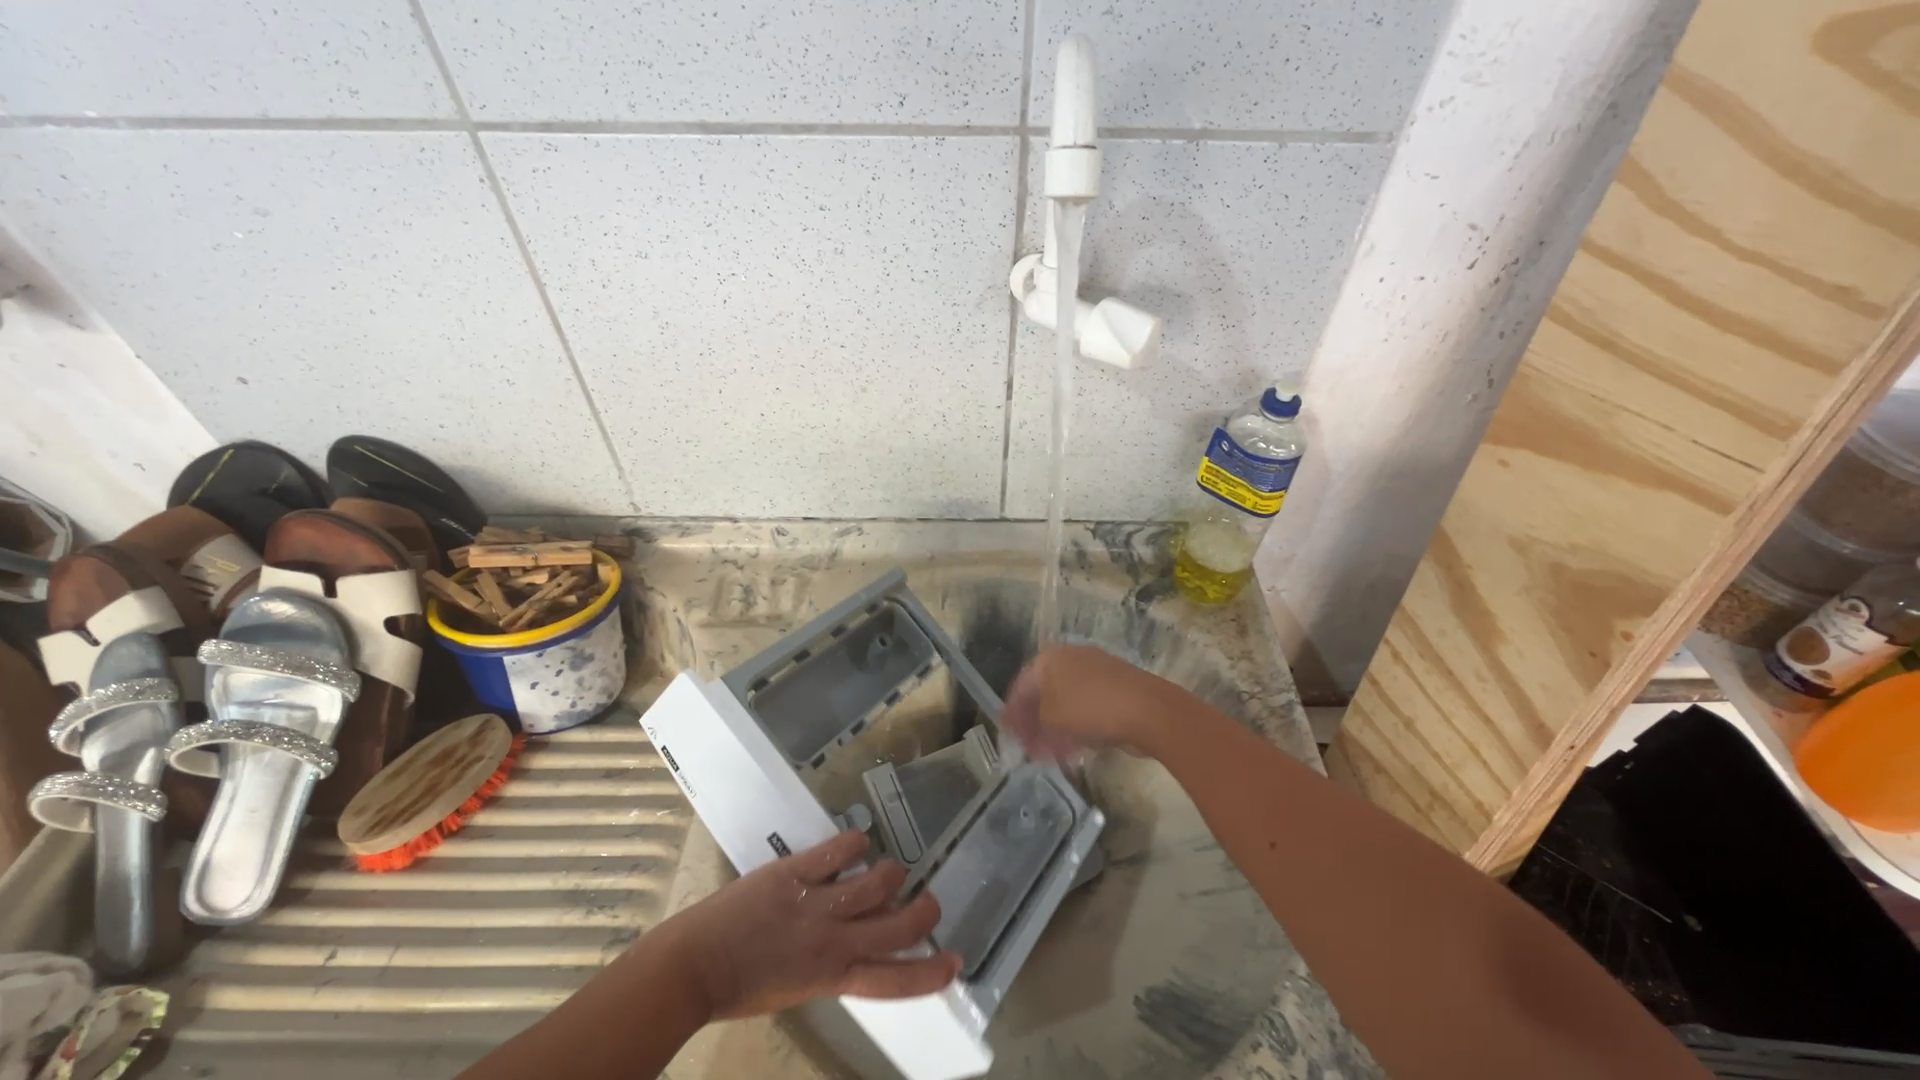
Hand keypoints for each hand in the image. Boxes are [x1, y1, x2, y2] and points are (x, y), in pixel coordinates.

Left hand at [648, 830, 960, 1019]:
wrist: (693, 967)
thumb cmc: (739, 987)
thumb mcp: (796, 988)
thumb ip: (829, 967)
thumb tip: (854, 944)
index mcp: (833, 977)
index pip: (895, 979)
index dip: (930, 972)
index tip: (955, 962)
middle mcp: (833, 941)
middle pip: (898, 926)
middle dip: (924, 912)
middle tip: (930, 901)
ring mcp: (816, 904)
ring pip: (877, 882)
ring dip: (892, 874)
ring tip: (893, 871)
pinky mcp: (794, 874)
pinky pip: (837, 852)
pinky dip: (855, 842)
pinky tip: (861, 839)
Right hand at [1002, 644, 1177, 760]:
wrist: (1148, 710)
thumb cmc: (1089, 708)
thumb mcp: (1051, 718)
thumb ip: (1033, 724)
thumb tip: (1027, 730)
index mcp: (1050, 659)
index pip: (1021, 686)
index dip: (1012, 712)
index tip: (1006, 735)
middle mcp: (1071, 659)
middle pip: (1044, 695)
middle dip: (1034, 724)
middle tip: (1028, 750)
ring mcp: (1096, 673)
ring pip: (1066, 704)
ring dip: (1054, 730)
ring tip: (1049, 757)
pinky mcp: (1116, 690)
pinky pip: (1087, 710)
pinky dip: (1076, 728)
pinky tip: (1074, 752)